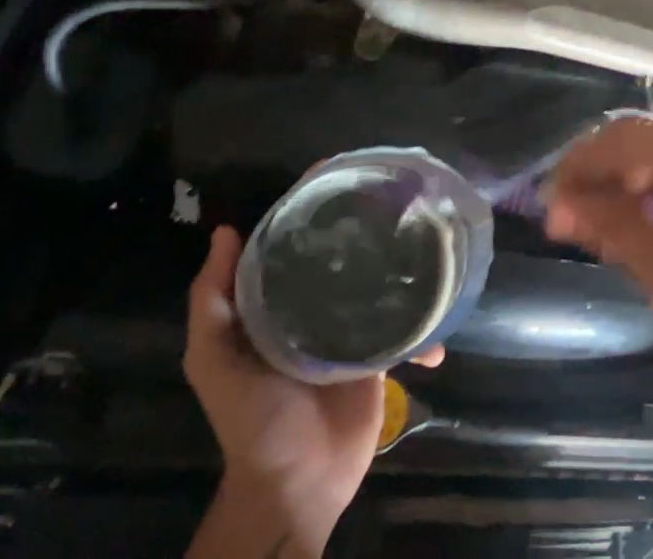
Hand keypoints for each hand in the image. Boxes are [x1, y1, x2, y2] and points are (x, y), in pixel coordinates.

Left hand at [184, 226, 441, 521]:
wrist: (296, 480)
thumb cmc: (253, 417)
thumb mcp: (213, 358)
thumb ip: (212, 300)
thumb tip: (225, 231)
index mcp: (272, 305)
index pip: (289, 245)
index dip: (306, 209)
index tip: (333, 173)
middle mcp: (312, 310)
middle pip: (341, 259)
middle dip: (366, 230)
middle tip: (395, 199)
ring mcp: (350, 333)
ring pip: (380, 289)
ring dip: (406, 273)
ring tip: (431, 248)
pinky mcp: (380, 359)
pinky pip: (409, 335)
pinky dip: (427, 336)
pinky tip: (440, 336)